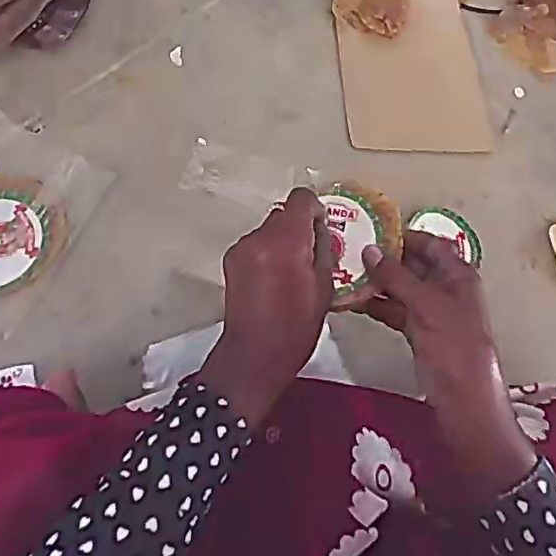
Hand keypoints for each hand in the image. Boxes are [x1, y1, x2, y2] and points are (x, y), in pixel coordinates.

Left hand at [198, 187, 338, 423]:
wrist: (254, 357)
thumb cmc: (296, 326)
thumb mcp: (324, 286)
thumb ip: (323, 248)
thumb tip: (319, 227)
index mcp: (286, 241)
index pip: (300, 198)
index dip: (314, 208)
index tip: (320, 227)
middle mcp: (260, 237)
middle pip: (284, 214)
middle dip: (298, 228)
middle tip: (309, 255)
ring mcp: (242, 248)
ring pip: (269, 229)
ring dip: (281, 241)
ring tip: (290, 273)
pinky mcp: (231, 260)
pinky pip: (256, 244)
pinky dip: (266, 252)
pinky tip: (272, 280)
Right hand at [362, 232, 536, 500]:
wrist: (466, 404)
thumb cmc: (453, 347)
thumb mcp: (425, 305)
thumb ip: (396, 276)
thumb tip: (370, 249)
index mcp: (457, 275)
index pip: (431, 244)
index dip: (405, 236)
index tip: (374, 231)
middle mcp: (446, 289)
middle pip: (414, 265)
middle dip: (386, 259)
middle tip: (353, 250)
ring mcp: (433, 313)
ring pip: (403, 289)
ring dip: (378, 283)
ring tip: (348, 274)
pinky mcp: (421, 335)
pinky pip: (397, 312)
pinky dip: (379, 306)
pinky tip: (355, 302)